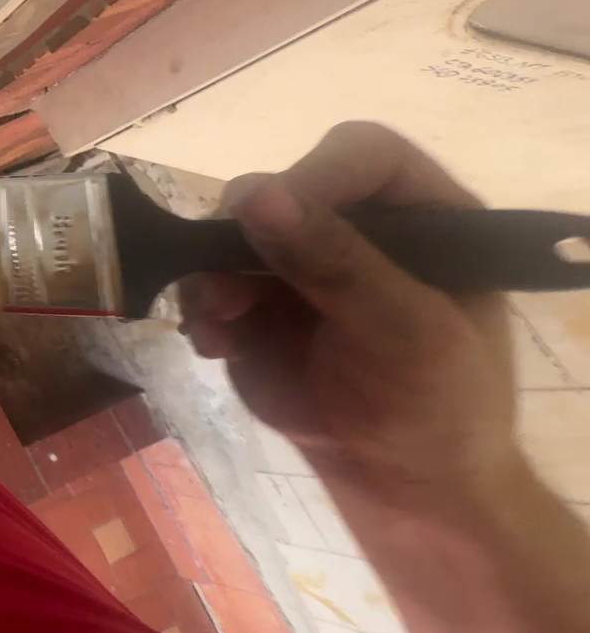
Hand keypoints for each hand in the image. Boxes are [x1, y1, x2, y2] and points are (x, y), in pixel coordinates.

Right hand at [178, 121, 521, 501]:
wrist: (391, 476)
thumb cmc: (435, 405)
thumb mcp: (404, 333)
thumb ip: (335, 263)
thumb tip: (252, 195)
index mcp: (421, 220)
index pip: (362, 156)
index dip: (315, 173)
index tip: (269, 216)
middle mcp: (351, 228)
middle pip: (275, 191)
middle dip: (242, 240)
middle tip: (236, 289)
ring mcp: (291, 261)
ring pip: (221, 234)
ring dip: (209, 278)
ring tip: (219, 325)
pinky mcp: (246, 294)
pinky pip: (197, 276)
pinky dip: (198, 309)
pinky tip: (217, 344)